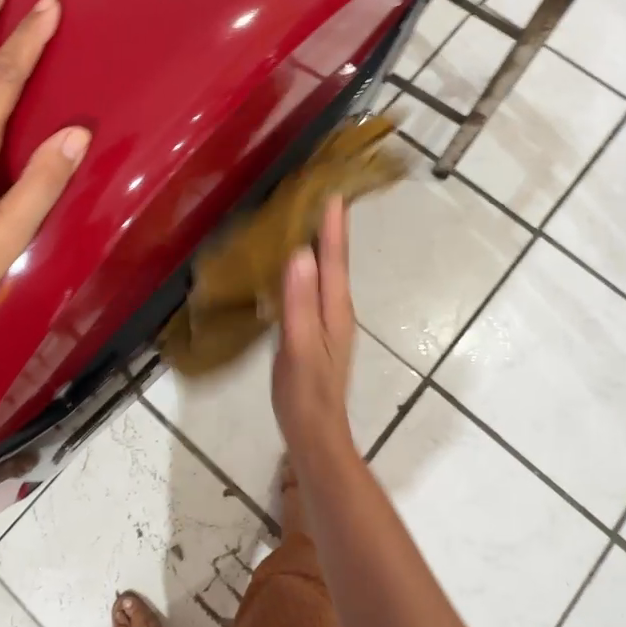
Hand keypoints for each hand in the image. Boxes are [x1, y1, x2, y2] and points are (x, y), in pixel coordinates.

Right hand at [273, 195, 357, 457]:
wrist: (315, 436)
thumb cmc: (306, 393)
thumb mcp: (300, 346)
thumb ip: (299, 301)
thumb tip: (299, 253)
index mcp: (334, 308)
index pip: (334, 258)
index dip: (332, 225)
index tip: (332, 190)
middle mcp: (335, 310)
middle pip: (333, 261)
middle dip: (327, 227)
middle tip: (315, 194)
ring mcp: (327, 323)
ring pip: (324, 274)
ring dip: (317, 246)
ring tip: (303, 220)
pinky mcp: (314, 333)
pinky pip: (311, 289)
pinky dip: (305, 269)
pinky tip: (290, 268)